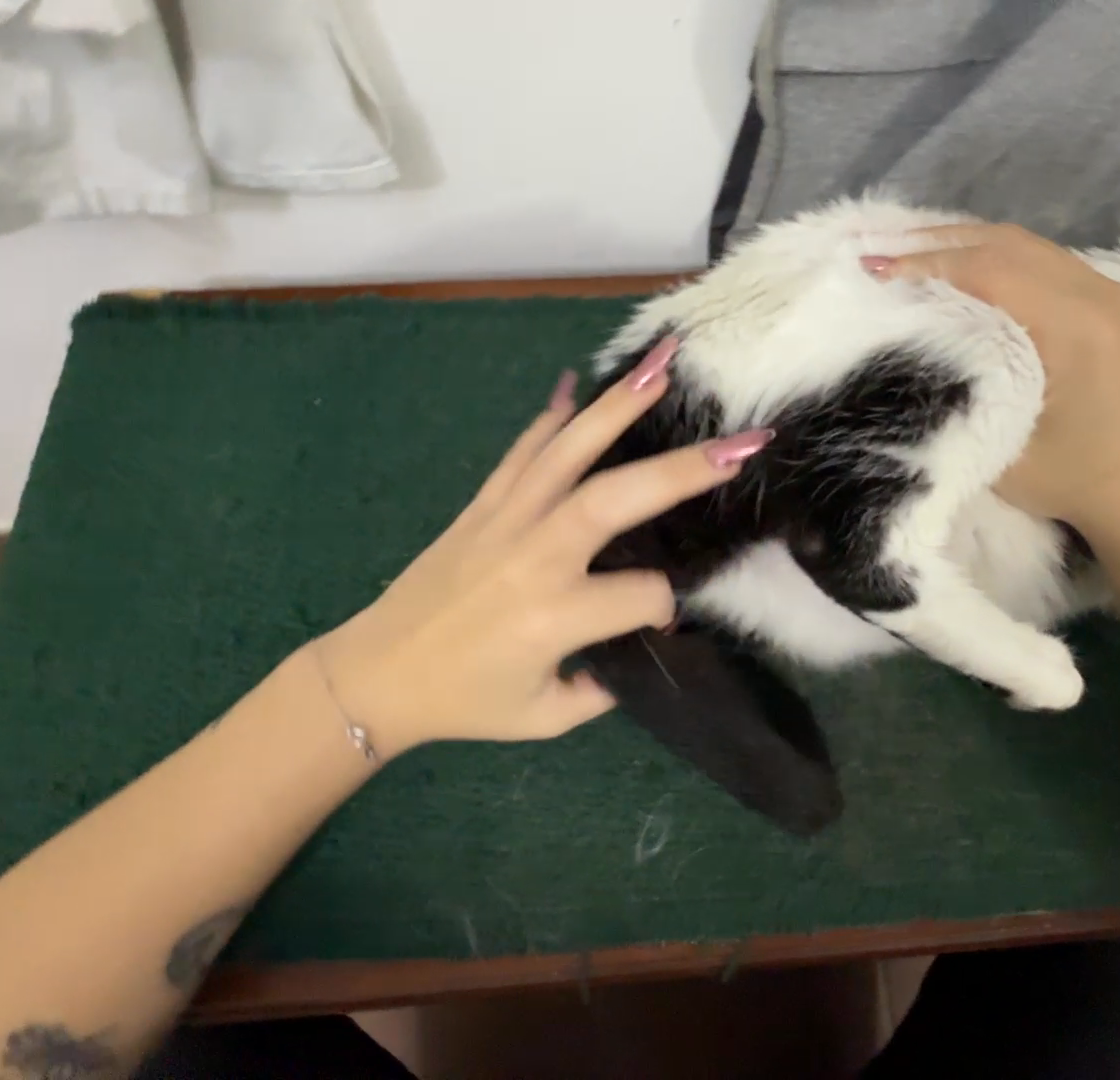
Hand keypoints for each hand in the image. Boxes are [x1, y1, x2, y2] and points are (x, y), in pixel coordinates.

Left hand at [309, 338, 772, 754]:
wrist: (376, 673)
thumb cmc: (464, 702)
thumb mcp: (544, 717)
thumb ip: (602, 688)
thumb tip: (640, 643)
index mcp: (555, 618)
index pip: (641, 595)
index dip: (663, 608)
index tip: (656, 620)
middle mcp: (534, 558)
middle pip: (617, 500)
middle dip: (685, 470)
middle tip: (743, 441)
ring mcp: (504, 521)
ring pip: (567, 453)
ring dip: (619, 407)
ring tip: (664, 364)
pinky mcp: (480, 506)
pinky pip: (521, 452)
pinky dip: (551, 417)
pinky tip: (578, 384)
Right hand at [865, 224, 1119, 536]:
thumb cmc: (1071, 482)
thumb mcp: (999, 447)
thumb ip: (961, 390)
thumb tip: (911, 349)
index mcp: (1078, 331)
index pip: (991, 271)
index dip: (927, 265)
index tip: (873, 270)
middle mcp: (1105, 297)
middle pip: (1010, 244)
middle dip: (938, 244)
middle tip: (879, 250)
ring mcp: (1118, 295)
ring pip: (1030, 247)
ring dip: (966, 246)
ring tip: (909, 253)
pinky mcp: (1119, 303)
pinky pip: (1049, 263)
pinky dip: (998, 259)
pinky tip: (962, 269)